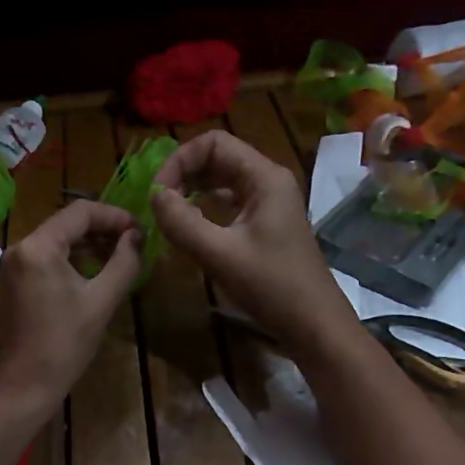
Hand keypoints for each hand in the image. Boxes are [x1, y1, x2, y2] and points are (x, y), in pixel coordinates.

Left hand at [0, 199, 142, 413]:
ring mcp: (11, 266)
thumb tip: (138, 236)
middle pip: (66, 224)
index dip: (115, 216)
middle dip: (102, 230)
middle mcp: (19, 249)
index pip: (81, 212)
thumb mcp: (102, 300)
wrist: (26, 384)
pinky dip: (69, 260)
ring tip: (120, 257)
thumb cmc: (65, 343)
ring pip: (55, 241)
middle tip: (134, 243)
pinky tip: (93, 271)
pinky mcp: (11, 283)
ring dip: (87, 245)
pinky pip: (44, 259)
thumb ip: (124, 261)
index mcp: (38, 247)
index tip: (141, 230)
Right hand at [150, 131, 357, 349]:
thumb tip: (153, 196)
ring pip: (219, 179)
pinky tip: (186, 225)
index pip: (214, 143)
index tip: (157, 193)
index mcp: (264, 177)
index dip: (179, 160)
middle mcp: (267, 180)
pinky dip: (201, 206)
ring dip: (189, 189)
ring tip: (166, 213)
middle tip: (156, 204)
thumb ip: (183, 222)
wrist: (310, 321)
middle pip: (216, 157)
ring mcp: (266, 202)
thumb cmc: (270, 286)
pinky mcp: (261, 222)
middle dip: (182, 173)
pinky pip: (225, 201)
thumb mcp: (219, 254)